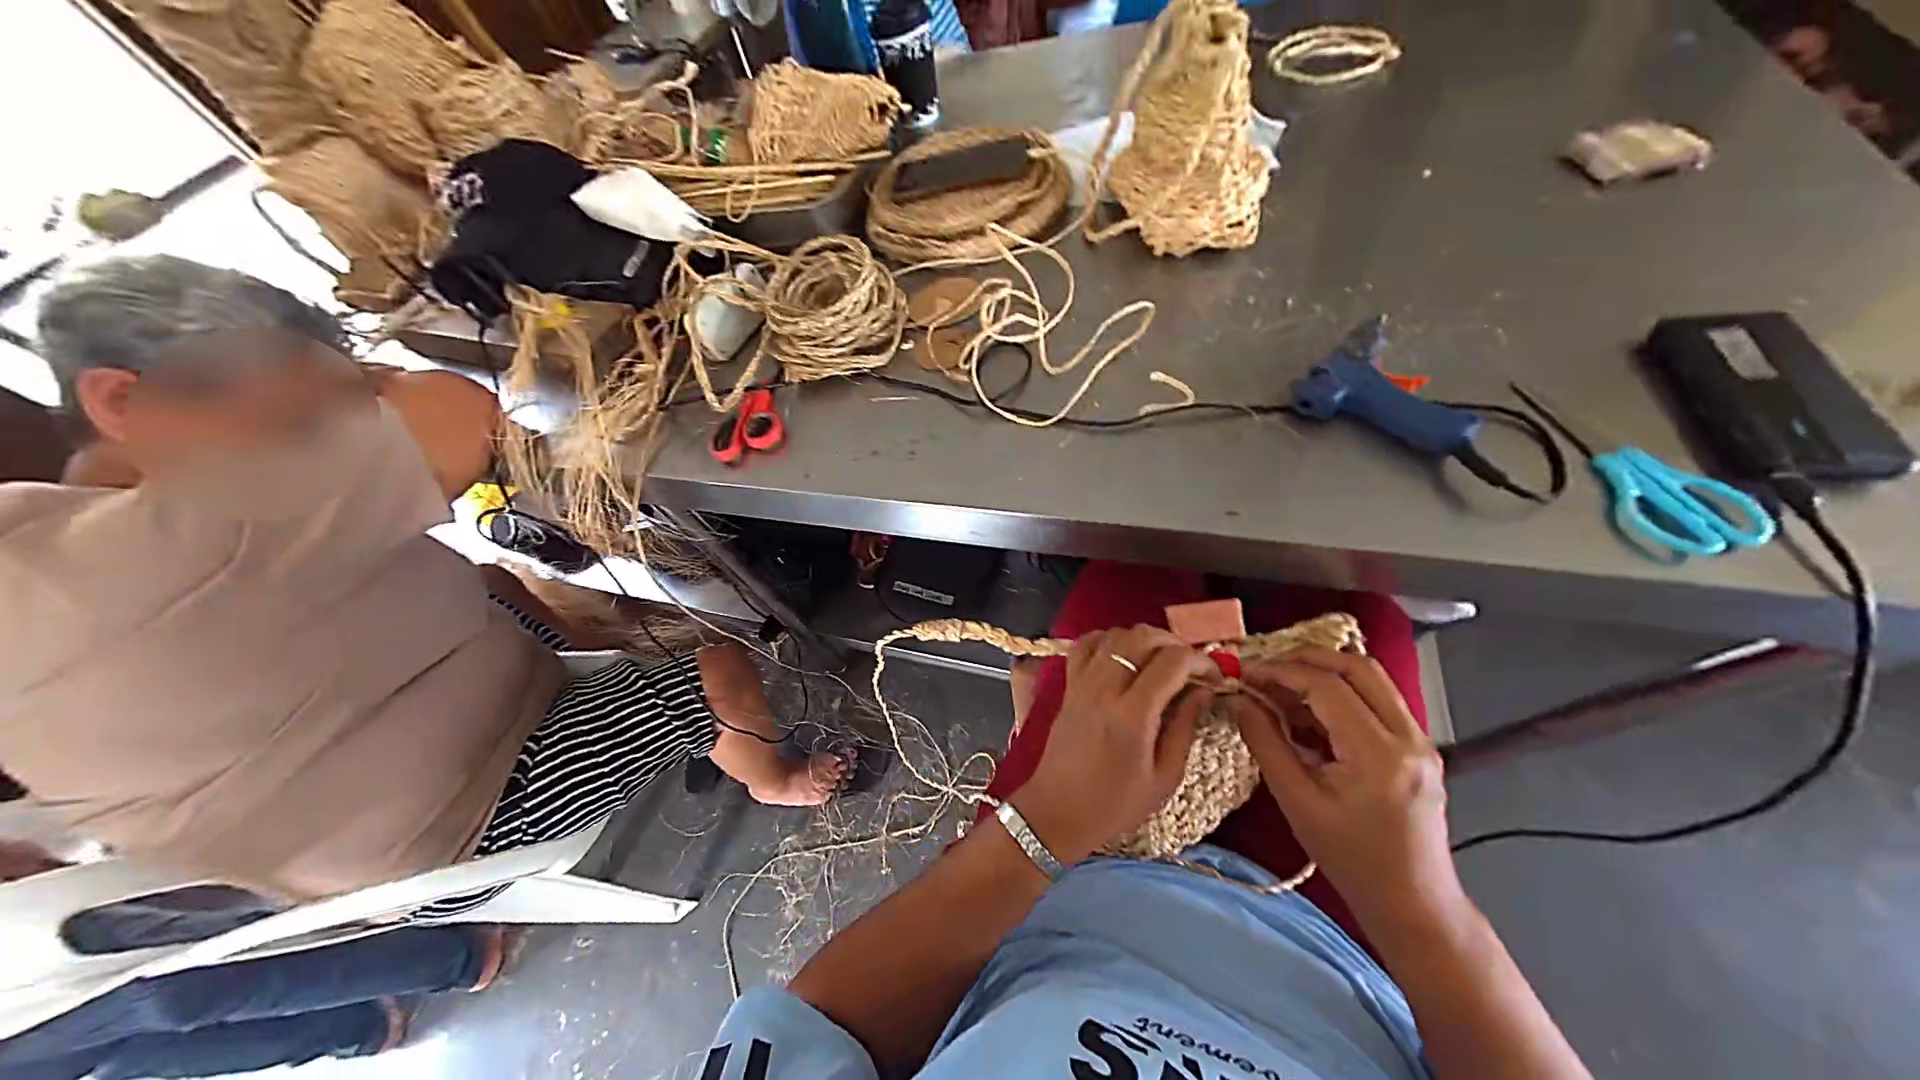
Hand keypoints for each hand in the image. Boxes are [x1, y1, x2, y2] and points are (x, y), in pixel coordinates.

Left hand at [1009, 625, 1212, 864]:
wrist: (1057, 811)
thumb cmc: (1115, 804)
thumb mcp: (1164, 778)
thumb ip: (1184, 728)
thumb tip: (1203, 691)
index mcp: (1132, 715)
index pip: (1171, 662)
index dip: (1200, 661)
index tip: (1215, 676)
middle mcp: (1104, 689)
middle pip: (1141, 637)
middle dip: (1174, 643)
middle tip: (1191, 665)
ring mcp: (1082, 683)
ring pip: (1114, 634)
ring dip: (1143, 638)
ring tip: (1161, 659)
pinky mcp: (1068, 685)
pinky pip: (1085, 644)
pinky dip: (1108, 639)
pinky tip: (1124, 654)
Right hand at [1230, 649, 1464, 927]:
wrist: (1414, 903)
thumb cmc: (1350, 859)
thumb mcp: (1296, 801)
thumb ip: (1266, 742)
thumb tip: (1239, 700)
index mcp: (1378, 754)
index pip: (1328, 686)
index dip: (1282, 672)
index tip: (1247, 674)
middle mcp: (1408, 738)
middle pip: (1358, 668)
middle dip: (1307, 659)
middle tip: (1266, 669)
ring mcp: (1420, 741)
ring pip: (1371, 680)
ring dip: (1324, 674)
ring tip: (1281, 691)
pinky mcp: (1418, 749)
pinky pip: (1377, 703)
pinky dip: (1340, 696)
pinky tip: (1307, 716)